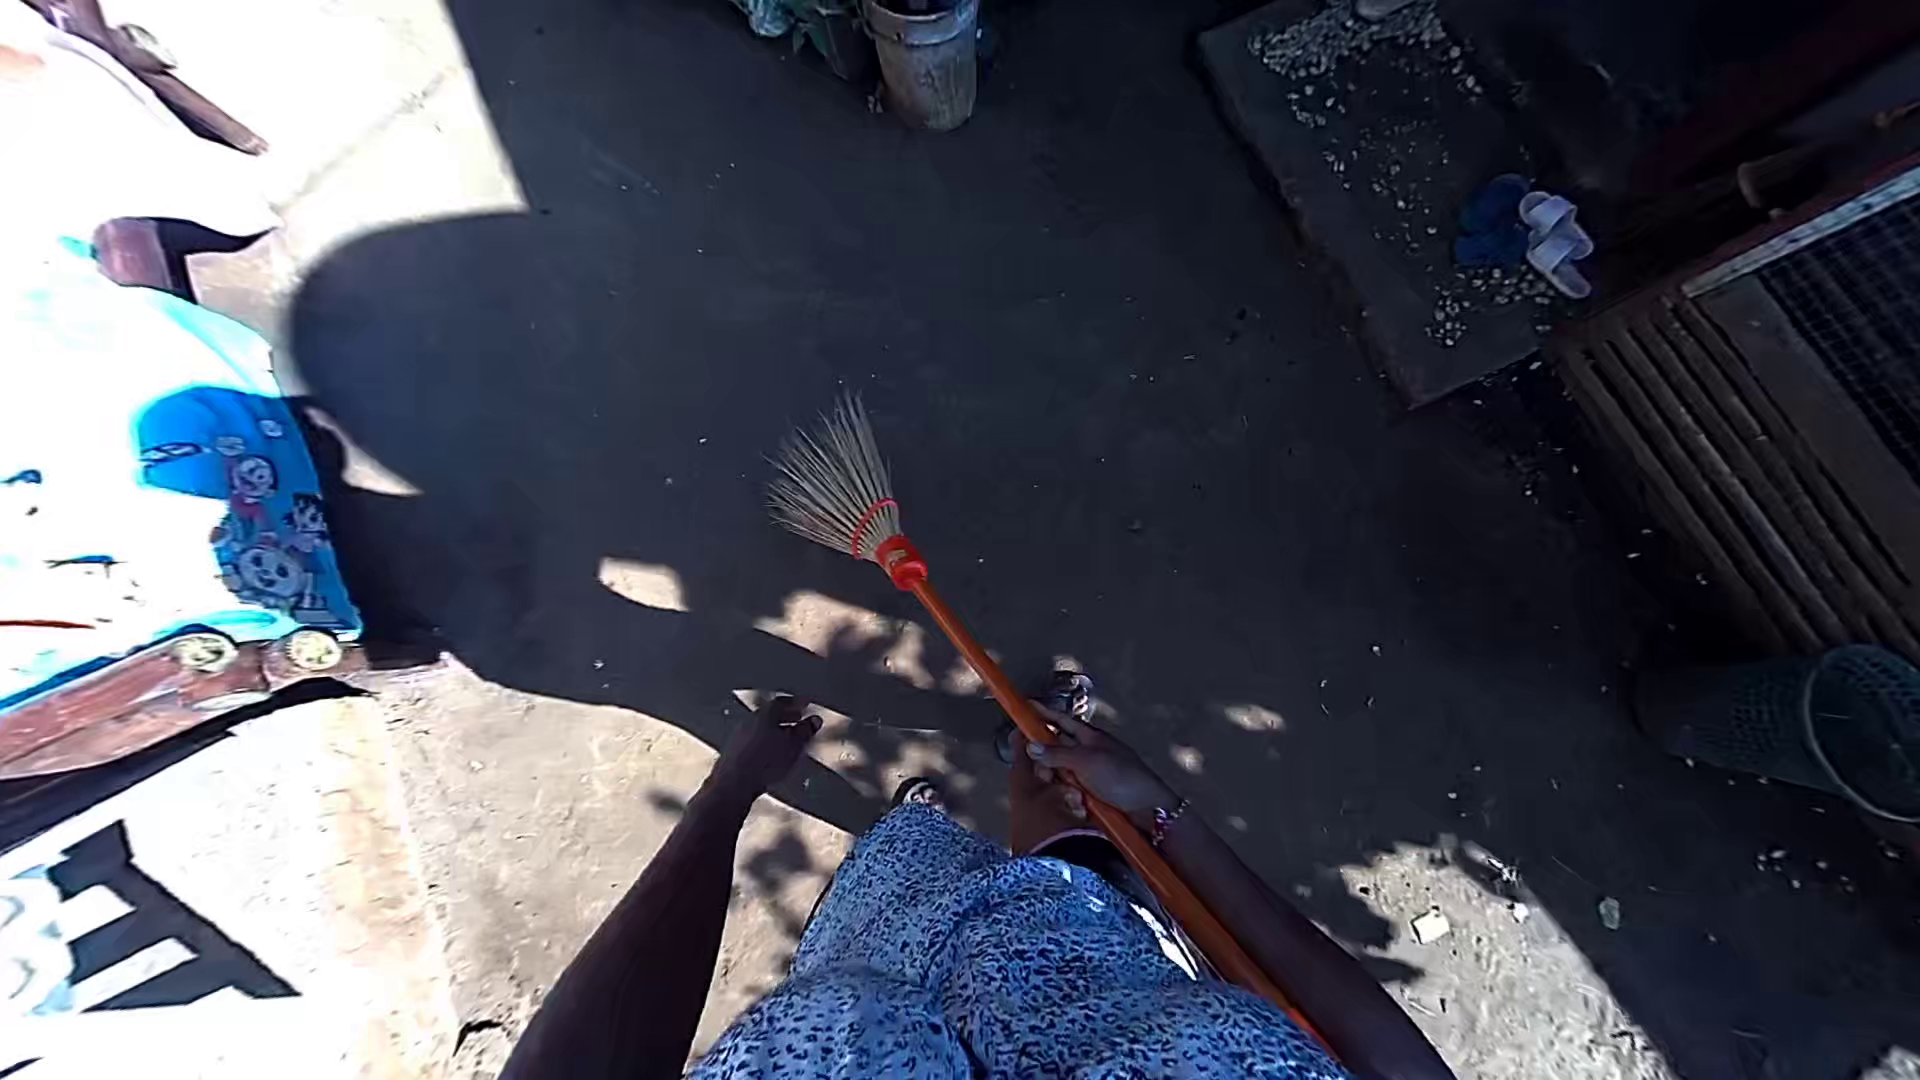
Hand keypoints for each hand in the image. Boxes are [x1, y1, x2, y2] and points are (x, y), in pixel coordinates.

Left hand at [707, 695, 820, 799]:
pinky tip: (770, 757)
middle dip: (786, 718)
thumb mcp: (794, 745)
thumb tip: (814, 721)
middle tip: (798, 721)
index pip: (783, 701)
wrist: (733, 786)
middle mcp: (749, 721)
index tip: (804, 704)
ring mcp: (738, 738)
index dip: (796, 703)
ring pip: (760, 730)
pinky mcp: (732, 755)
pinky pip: (752, 744)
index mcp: (764, 713)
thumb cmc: (763, 762)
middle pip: (770, 715)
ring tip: (787, 742)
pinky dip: (764, 746)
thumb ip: (806, 730)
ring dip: (774, 733)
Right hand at [1023, 700, 1176, 823]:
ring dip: (1054, 777)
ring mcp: (1089, 773)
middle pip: (1055, 746)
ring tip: (1056, 786)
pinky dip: (1063, 791)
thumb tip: (1031, 747)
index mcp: (1089, 736)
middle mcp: (1087, 751)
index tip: (1026, 706)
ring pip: (1059, 769)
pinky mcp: (1090, 792)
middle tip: (1041, 770)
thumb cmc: (1122, 777)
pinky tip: (1066, 798)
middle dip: (1043, 755)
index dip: (1044, 713)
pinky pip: (1068, 787)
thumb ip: (1057, 754)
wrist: (1148, 809)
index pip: (1061, 720)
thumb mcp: (1086, 761)